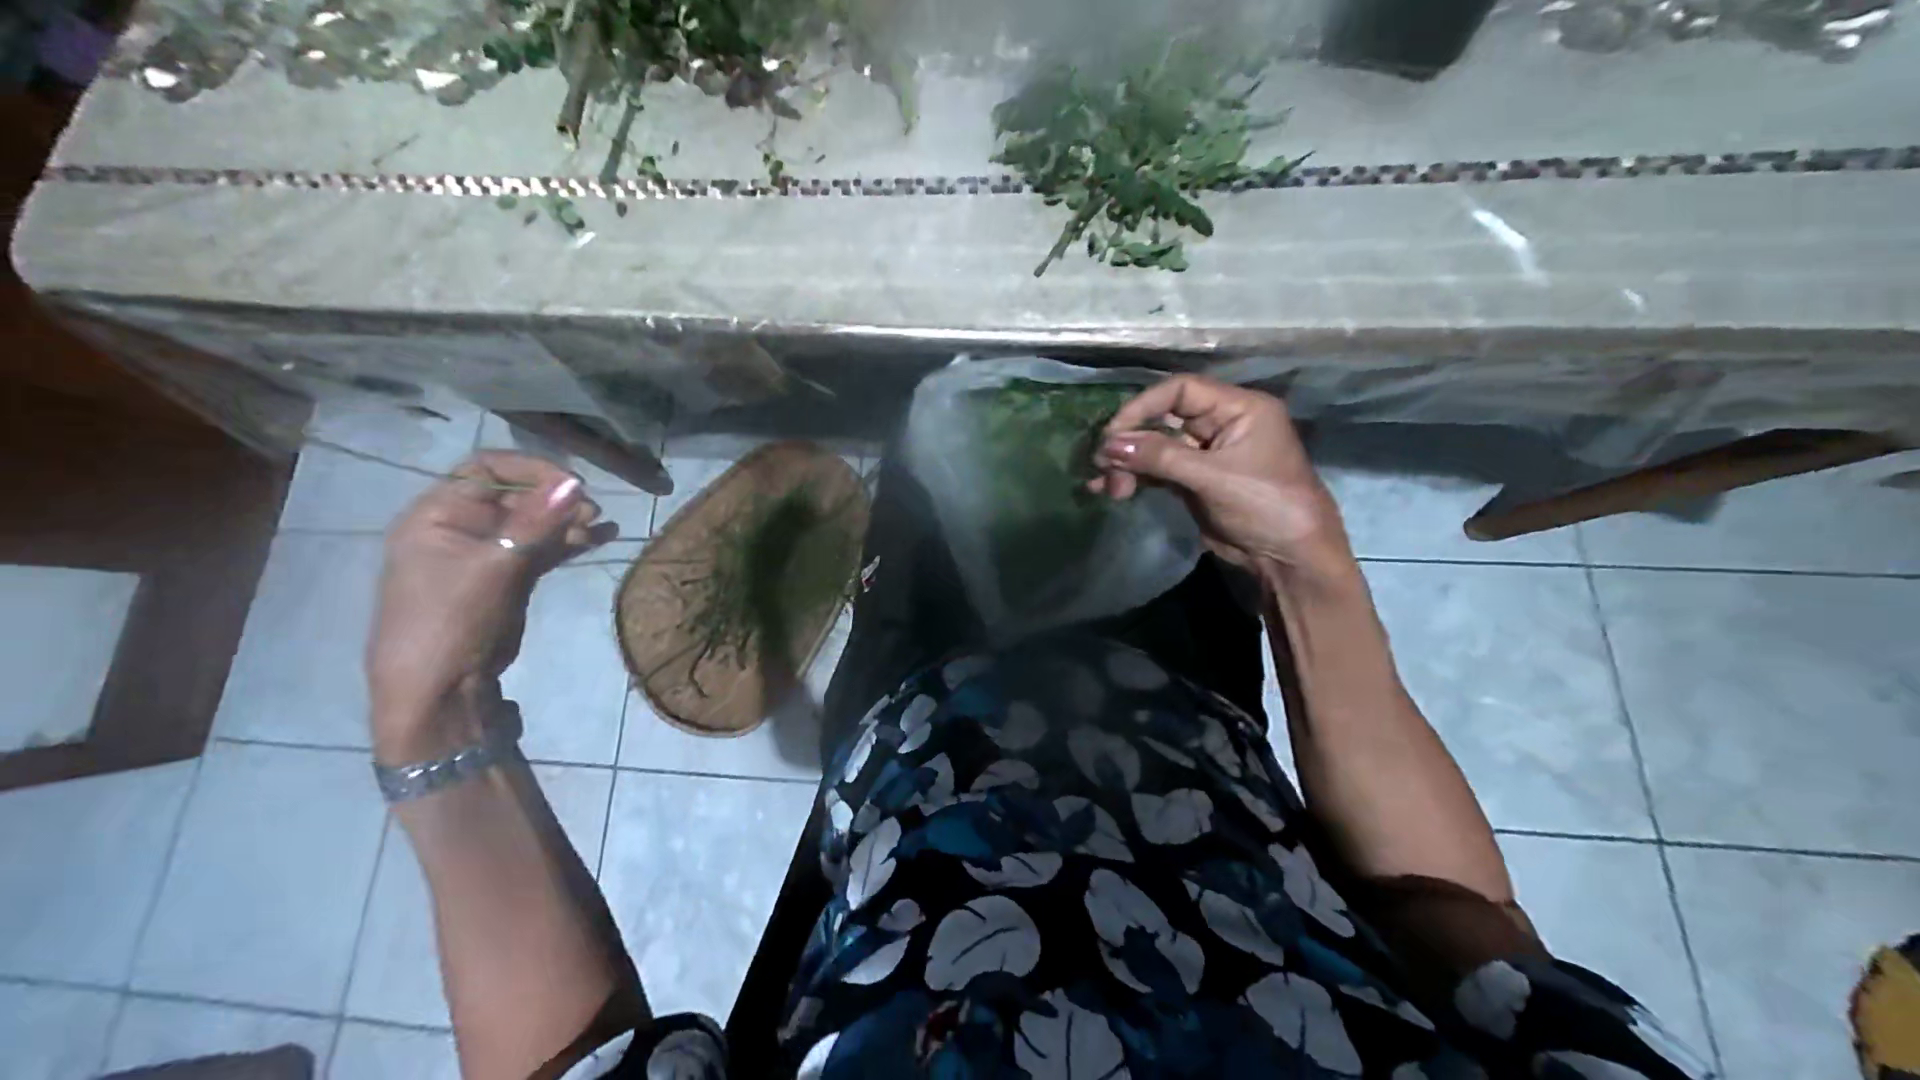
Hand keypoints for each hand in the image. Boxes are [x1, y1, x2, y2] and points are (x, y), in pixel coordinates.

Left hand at [367, 452, 615, 762]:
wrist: (440, 690)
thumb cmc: (451, 620)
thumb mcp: (495, 567)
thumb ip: (536, 523)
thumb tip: (575, 481)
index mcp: (438, 515)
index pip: (487, 469)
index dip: (531, 469)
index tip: (572, 484)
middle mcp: (462, 528)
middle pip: (517, 495)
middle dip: (556, 499)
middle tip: (592, 513)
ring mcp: (488, 554)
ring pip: (535, 523)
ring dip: (569, 520)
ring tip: (600, 526)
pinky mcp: (509, 578)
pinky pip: (544, 548)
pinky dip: (571, 542)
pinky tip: (602, 537)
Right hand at [1090, 375, 1353, 580]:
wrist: (1288, 560)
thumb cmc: (1265, 506)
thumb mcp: (1213, 477)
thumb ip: (1160, 457)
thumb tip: (1108, 444)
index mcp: (1239, 408)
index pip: (1180, 391)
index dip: (1143, 406)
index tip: (1113, 432)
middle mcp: (1221, 424)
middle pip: (1163, 419)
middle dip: (1131, 440)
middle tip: (1102, 463)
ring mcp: (1205, 455)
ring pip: (1155, 448)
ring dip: (1128, 463)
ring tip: (1106, 485)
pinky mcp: (1193, 482)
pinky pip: (1157, 472)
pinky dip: (1134, 479)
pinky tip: (1110, 490)